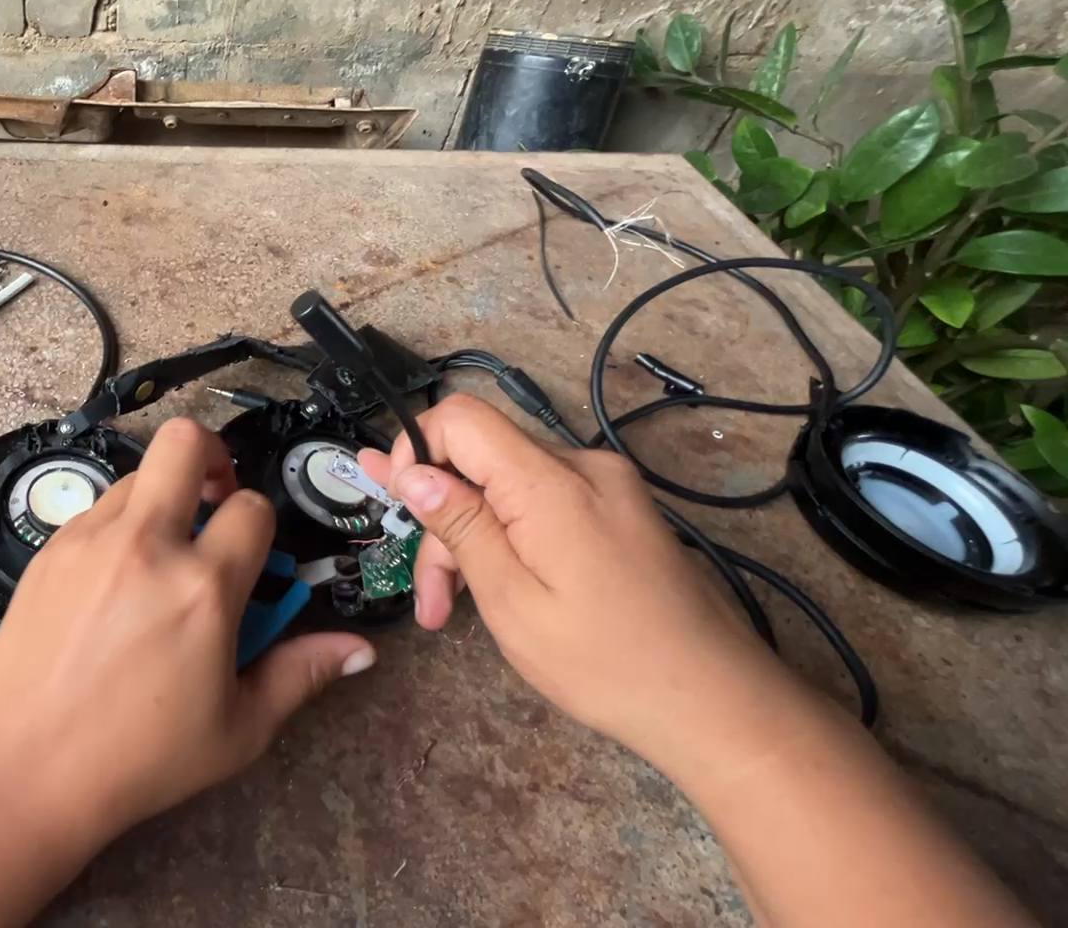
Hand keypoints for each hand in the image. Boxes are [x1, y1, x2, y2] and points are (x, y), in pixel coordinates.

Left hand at [0, 417, 374, 844]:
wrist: (28, 764)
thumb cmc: (142, 756)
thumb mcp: (239, 728)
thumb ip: (301, 674)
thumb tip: (360, 649)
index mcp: (203, 587)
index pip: (251, 507)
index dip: (259, 524)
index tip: (249, 553)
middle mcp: (147, 545)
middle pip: (185, 442)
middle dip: (212, 454)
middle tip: (213, 498)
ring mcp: (91, 539)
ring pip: (138, 474)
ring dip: (161, 497)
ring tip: (161, 549)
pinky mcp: (51, 548)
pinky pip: (97, 509)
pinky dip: (119, 525)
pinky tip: (115, 577)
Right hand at [357, 394, 797, 765]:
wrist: (721, 705)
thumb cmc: (607, 662)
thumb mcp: (511, 600)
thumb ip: (460, 526)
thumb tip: (409, 471)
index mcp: (552, 483)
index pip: (461, 416)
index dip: (416, 446)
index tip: (400, 502)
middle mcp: (581, 467)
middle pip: (477, 460)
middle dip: (439, 517)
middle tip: (427, 593)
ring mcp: (603, 487)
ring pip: (502, 487)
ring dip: (469, 538)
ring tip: (451, 607)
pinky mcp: (614, 508)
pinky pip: (536, 503)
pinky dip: (506, 537)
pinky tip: (495, 586)